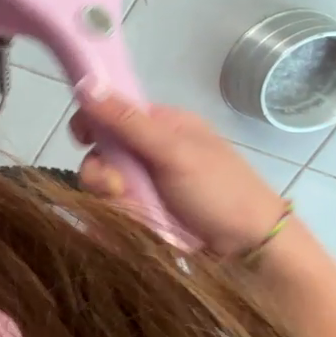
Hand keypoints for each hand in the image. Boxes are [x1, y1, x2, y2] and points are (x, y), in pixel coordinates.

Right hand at [70, 91, 286, 256]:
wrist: (251, 252)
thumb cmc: (220, 193)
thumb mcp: (173, 152)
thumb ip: (126, 121)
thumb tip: (85, 84)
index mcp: (161, 125)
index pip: (109, 111)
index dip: (91, 123)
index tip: (84, 141)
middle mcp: (150, 150)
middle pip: (99, 152)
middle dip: (101, 172)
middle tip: (116, 187)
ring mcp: (146, 182)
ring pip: (102, 182)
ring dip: (110, 196)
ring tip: (134, 209)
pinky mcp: (142, 209)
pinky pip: (111, 205)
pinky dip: (117, 212)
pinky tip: (135, 220)